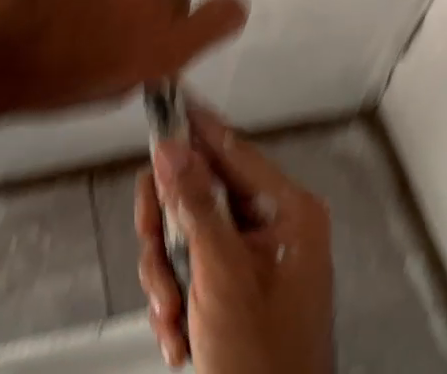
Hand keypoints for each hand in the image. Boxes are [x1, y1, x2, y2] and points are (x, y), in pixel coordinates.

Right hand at [137, 104, 334, 373]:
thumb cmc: (266, 362)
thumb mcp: (222, 275)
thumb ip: (193, 206)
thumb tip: (171, 149)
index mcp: (287, 212)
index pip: (230, 148)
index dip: (192, 126)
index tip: (164, 99)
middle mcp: (272, 226)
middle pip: (196, 192)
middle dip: (168, 234)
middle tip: (159, 260)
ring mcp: (252, 257)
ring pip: (183, 232)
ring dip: (167, 276)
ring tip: (175, 313)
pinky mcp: (234, 283)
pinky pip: (186, 264)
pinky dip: (174, 298)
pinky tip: (181, 331)